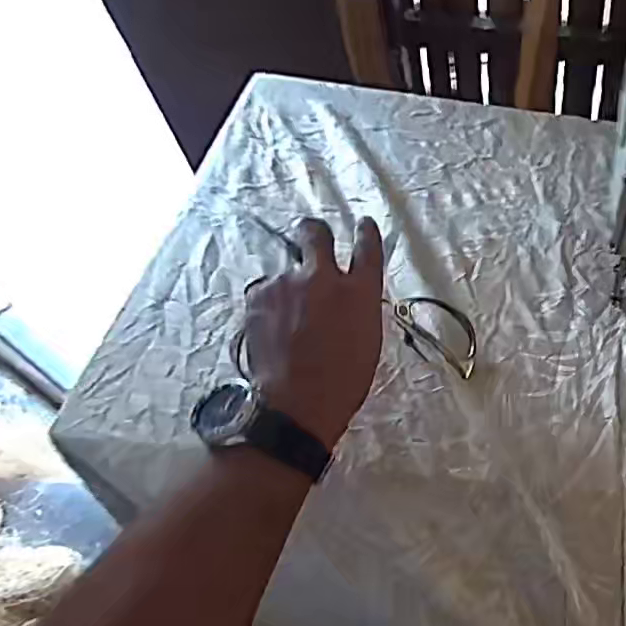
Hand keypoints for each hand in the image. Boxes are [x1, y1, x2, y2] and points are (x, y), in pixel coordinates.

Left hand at [243, 216, 384, 442]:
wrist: (300, 401)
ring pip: (288, 272)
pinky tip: (276, 328)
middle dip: (315, 233)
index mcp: (360, 294)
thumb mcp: (367, 342)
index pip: (367, 250)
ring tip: (293, 320)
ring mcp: (286, 284)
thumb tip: (348, 297)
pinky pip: (267, 291)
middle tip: (314, 238)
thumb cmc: (345, 380)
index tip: (363, 225)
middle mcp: (323, 279)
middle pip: (315, 234)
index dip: (366, 234)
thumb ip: (357, 309)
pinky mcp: (258, 296)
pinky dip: (272, 304)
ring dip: (291, 286)